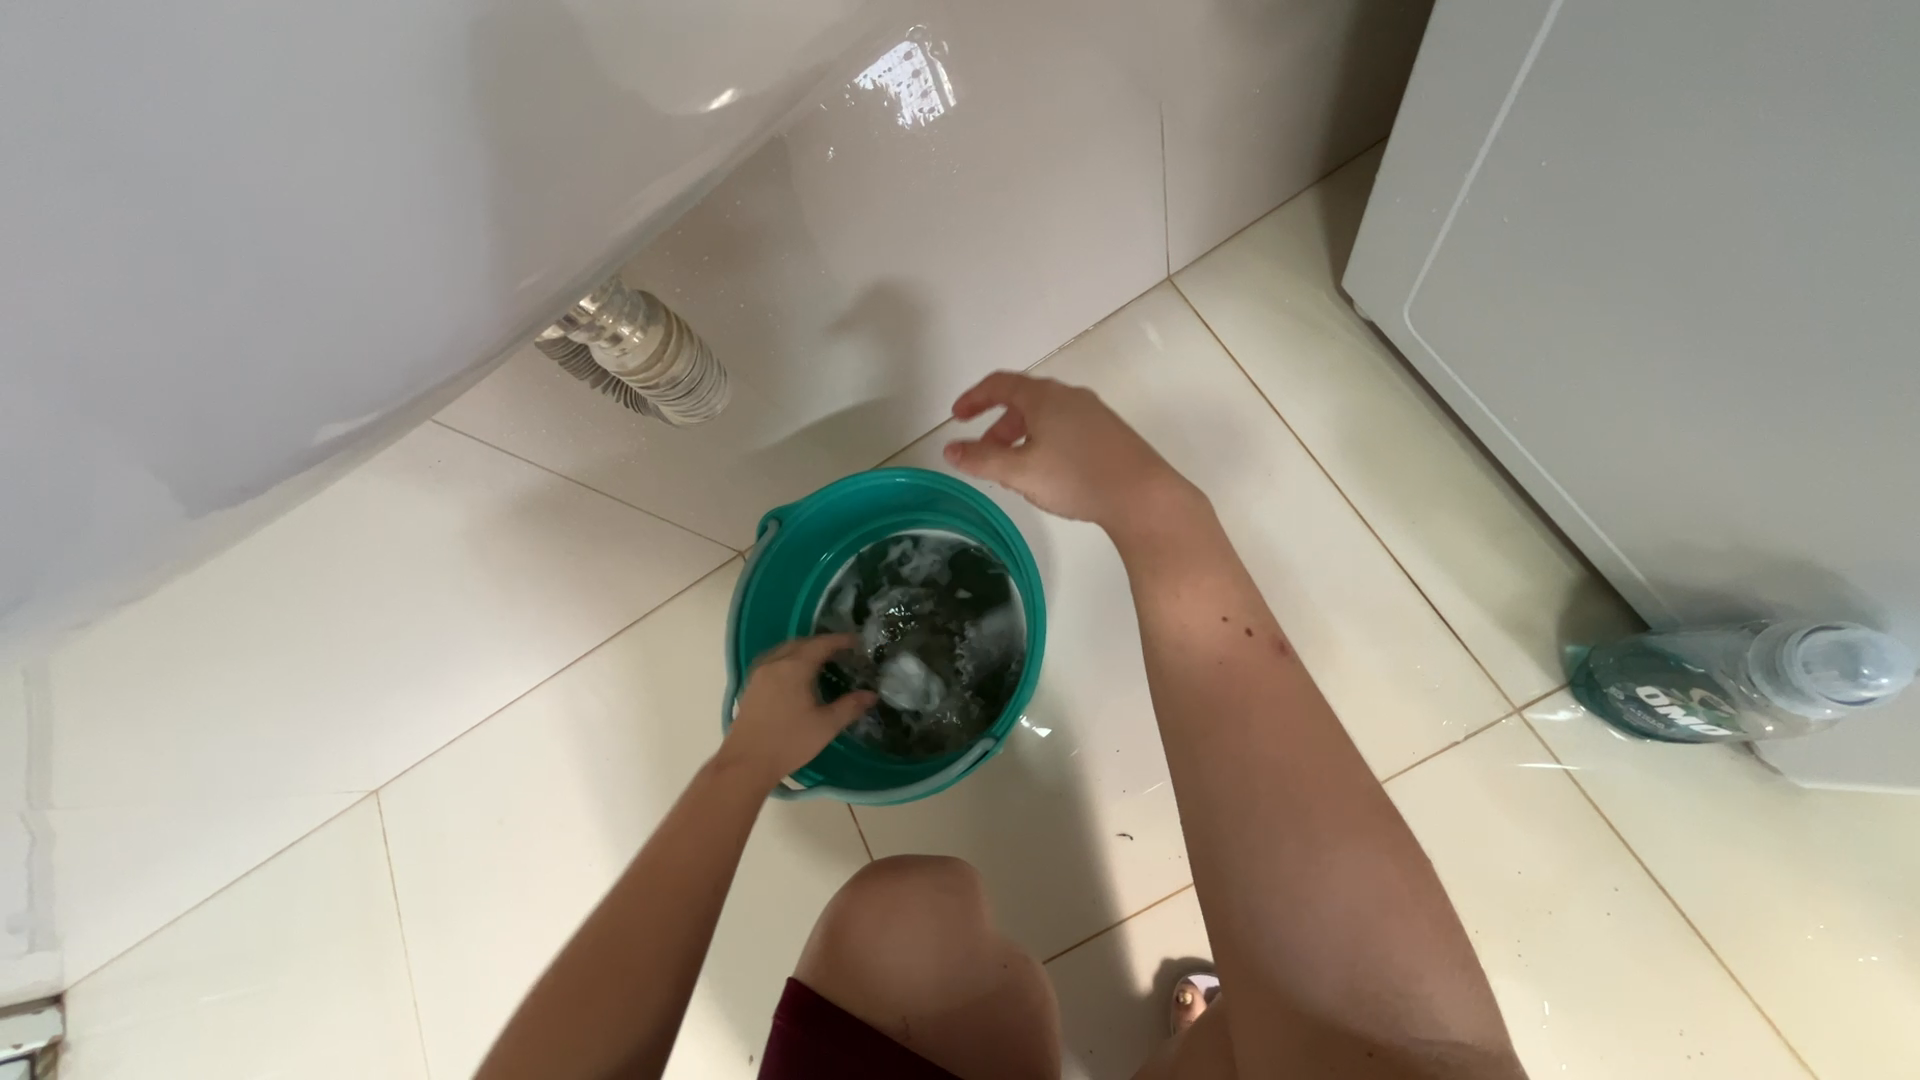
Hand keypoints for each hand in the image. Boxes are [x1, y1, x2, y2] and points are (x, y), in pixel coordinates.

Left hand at [719, 634, 876, 787]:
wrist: (746, 763)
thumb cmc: (789, 743)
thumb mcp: (826, 726)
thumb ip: (850, 707)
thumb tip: (872, 695)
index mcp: (794, 668)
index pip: (821, 644)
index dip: (841, 641)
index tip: (857, 642)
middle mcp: (775, 663)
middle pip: (801, 643)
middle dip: (822, 643)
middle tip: (842, 653)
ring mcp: (759, 674)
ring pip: (785, 651)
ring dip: (804, 650)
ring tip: (822, 662)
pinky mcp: (751, 686)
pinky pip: (774, 661)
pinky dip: (790, 660)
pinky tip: (797, 676)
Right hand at [943, 371, 1201, 532]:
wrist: (1142, 494)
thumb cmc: (1075, 478)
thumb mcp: (1019, 472)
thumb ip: (981, 460)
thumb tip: (950, 449)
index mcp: (1044, 397)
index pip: (1000, 384)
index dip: (974, 398)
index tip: (957, 416)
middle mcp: (1070, 396)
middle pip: (1024, 400)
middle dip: (998, 425)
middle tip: (985, 454)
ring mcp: (1094, 413)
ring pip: (1047, 416)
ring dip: (1022, 436)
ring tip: (1016, 469)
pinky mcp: (1110, 433)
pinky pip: (1066, 427)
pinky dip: (1045, 441)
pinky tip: (1050, 473)